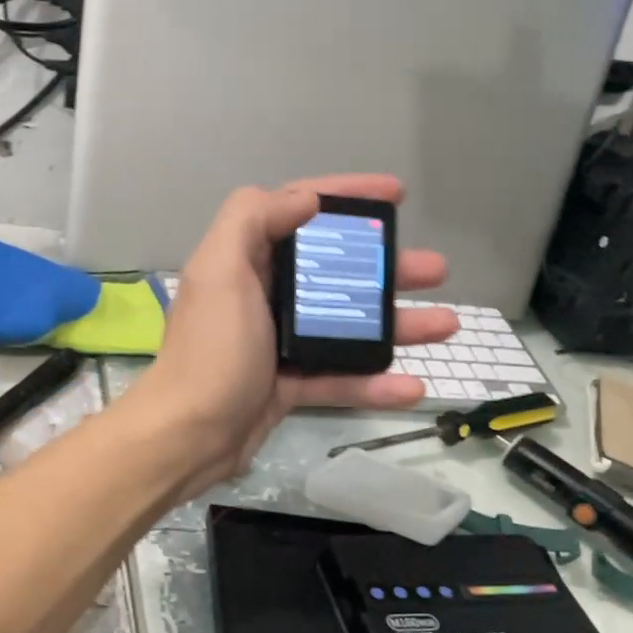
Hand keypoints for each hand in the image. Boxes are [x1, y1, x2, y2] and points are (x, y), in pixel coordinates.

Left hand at [128, 175, 456, 492]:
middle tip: (434, 269)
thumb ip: (253, 219)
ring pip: (347, 327)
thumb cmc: (210, 351)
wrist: (187, 437)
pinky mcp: (287, 387)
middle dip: (387, 268)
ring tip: (445, 324)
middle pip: (336, 271)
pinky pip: (339, 379)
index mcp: (246, 261)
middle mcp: (264, 296)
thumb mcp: (221, 271)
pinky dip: (374, 383)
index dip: (347, 196)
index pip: (301, 212)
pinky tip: (413, 387)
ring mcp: (278, 344)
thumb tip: (305, 198)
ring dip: (396, 325)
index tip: (396, 195)